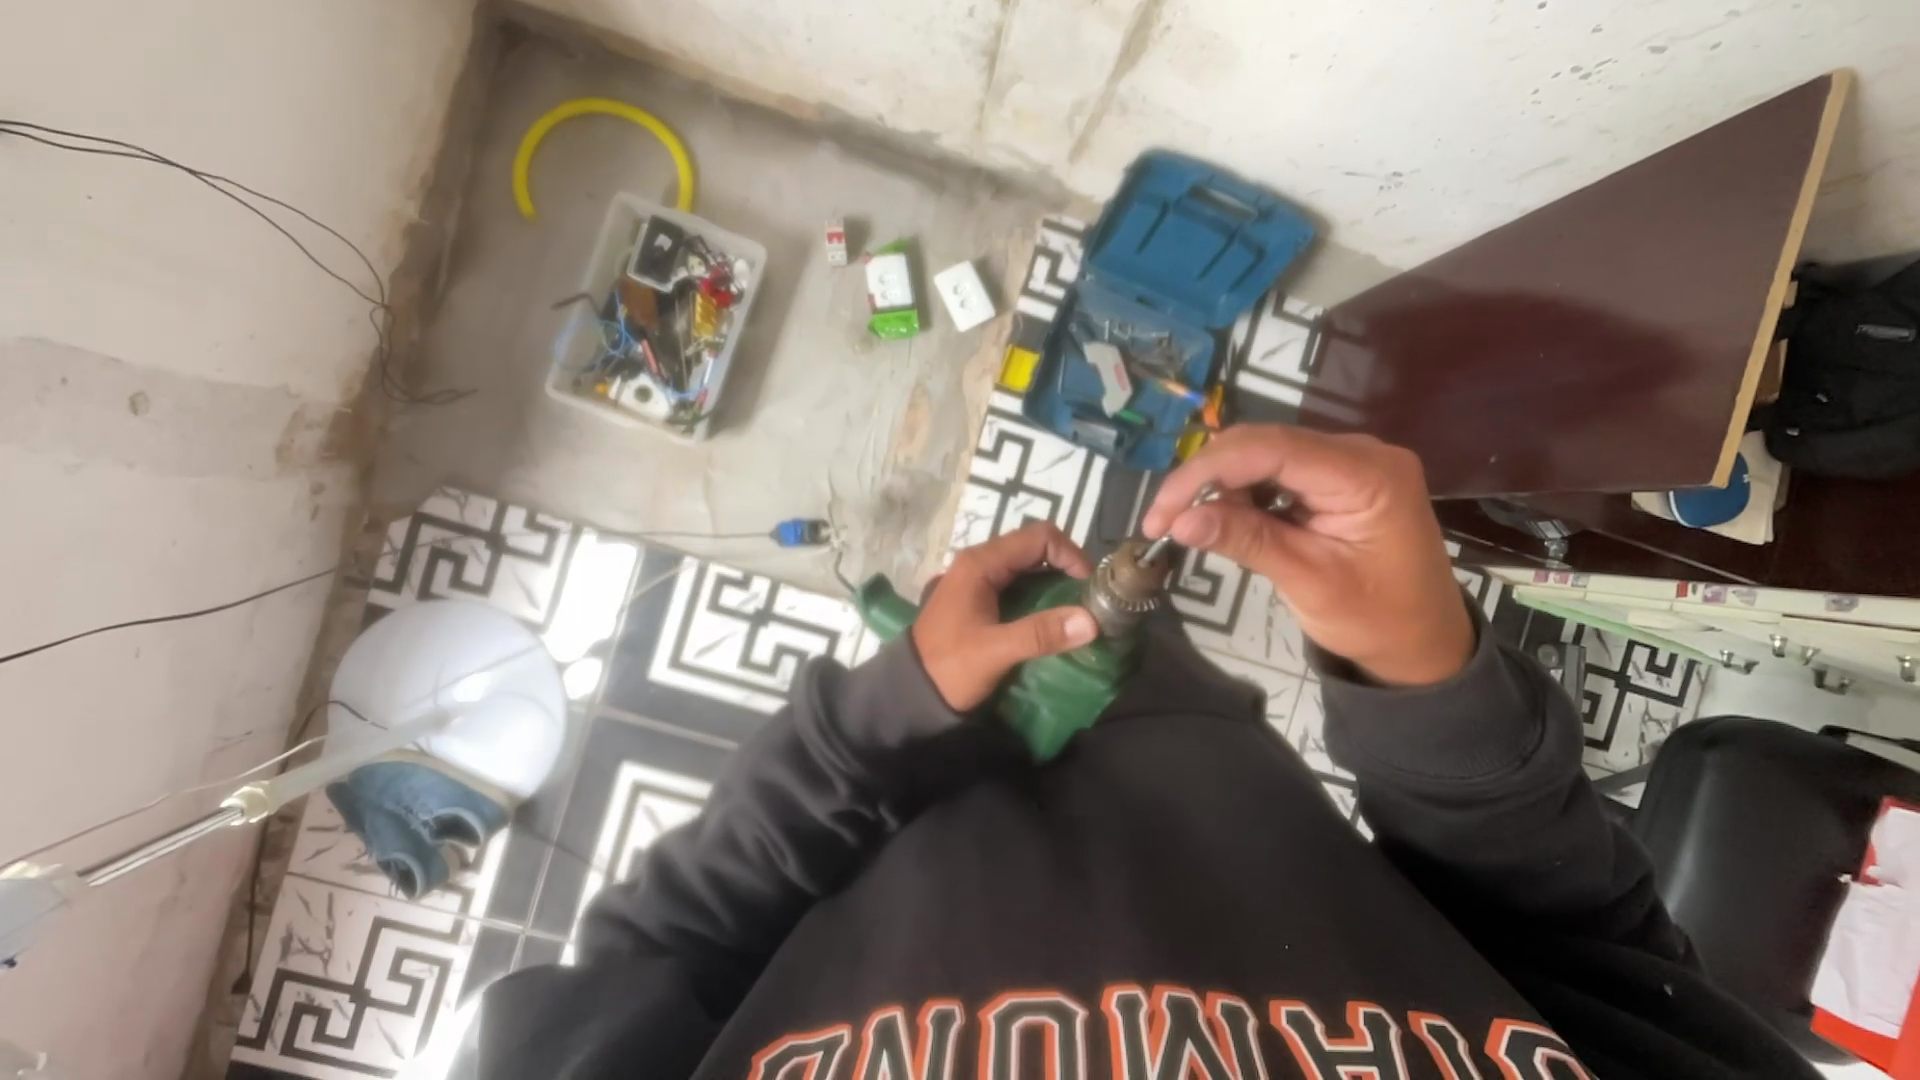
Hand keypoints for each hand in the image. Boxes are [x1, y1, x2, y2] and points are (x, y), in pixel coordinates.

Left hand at [912, 522, 1098, 709]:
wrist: (911, 692)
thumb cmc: (949, 667)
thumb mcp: (996, 651)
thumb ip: (1041, 633)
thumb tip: (1091, 621)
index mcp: (980, 563)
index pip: (1038, 537)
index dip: (1070, 555)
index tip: (1088, 587)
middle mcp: (979, 563)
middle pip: (1034, 548)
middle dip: (1066, 568)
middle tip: (1088, 600)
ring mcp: (979, 580)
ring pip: (1028, 568)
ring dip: (1055, 584)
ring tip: (1077, 611)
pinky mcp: (980, 599)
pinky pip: (1019, 586)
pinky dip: (1041, 597)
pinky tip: (1054, 621)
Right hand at [1142, 425, 1472, 685]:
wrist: (1422, 643)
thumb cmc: (1376, 619)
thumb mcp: (1309, 582)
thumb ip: (1247, 542)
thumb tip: (1179, 521)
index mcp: (1366, 474)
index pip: (1270, 448)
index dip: (1205, 472)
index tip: (1162, 511)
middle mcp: (1358, 453)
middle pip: (1261, 444)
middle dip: (1204, 478)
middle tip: (1162, 522)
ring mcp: (1345, 463)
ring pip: (1260, 454)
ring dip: (1218, 487)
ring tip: (1189, 527)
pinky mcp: (1332, 479)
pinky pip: (1274, 472)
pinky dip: (1240, 494)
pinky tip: (1223, 521)